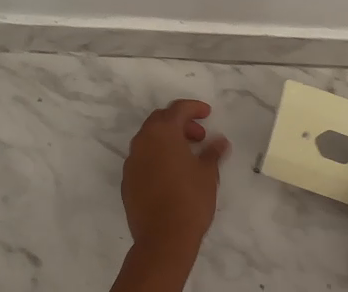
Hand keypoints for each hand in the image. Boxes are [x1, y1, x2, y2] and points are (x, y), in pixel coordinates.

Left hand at [111, 99, 228, 291]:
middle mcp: (143, 140)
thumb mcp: (207, 173)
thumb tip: (220, 141)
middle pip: (161, 120)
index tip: (208, 114)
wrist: (162, 240)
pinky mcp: (127, 181)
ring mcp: (131, 161)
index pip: (178, 109)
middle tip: (199, 136)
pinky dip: (157, 157)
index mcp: (162, 132)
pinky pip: (143, 159)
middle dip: (180, 123)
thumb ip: (212, 152)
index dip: (194, 108)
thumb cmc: (189, 200)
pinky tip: (171, 174)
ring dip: (168, 140)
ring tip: (187, 156)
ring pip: (149, 139)